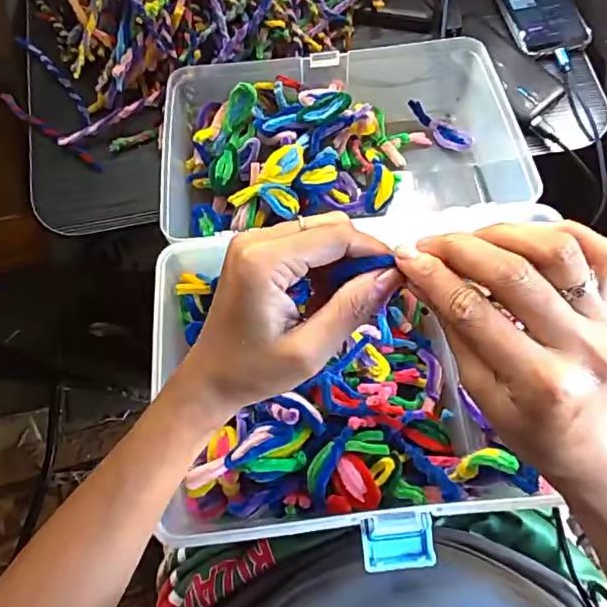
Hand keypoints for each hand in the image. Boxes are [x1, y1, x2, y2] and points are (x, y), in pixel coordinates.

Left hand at [176, 212, 400, 415]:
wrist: (208, 380)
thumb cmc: (253, 373)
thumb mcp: (310, 350)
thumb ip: (351, 308)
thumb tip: (391, 276)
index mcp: (264, 260)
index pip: (336, 236)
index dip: (373, 251)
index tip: (397, 277)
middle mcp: (256, 239)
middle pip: (328, 227)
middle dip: (358, 255)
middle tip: (371, 295)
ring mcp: (252, 241)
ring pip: (318, 232)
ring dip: (341, 261)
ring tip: (345, 301)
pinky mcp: (254, 250)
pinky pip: (302, 242)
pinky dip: (322, 264)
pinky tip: (324, 296)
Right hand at [393, 222, 606, 488]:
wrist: (592, 444)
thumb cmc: (531, 430)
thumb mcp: (481, 394)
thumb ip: (454, 334)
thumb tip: (420, 281)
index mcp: (538, 381)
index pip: (475, 312)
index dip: (435, 278)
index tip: (407, 258)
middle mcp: (578, 345)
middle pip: (515, 274)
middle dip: (462, 249)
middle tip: (430, 244)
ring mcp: (603, 321)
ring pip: (557, 251)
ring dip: (506, 234)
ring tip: (473, 237)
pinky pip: (598, 251)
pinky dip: (559, 231)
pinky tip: (523, 235)